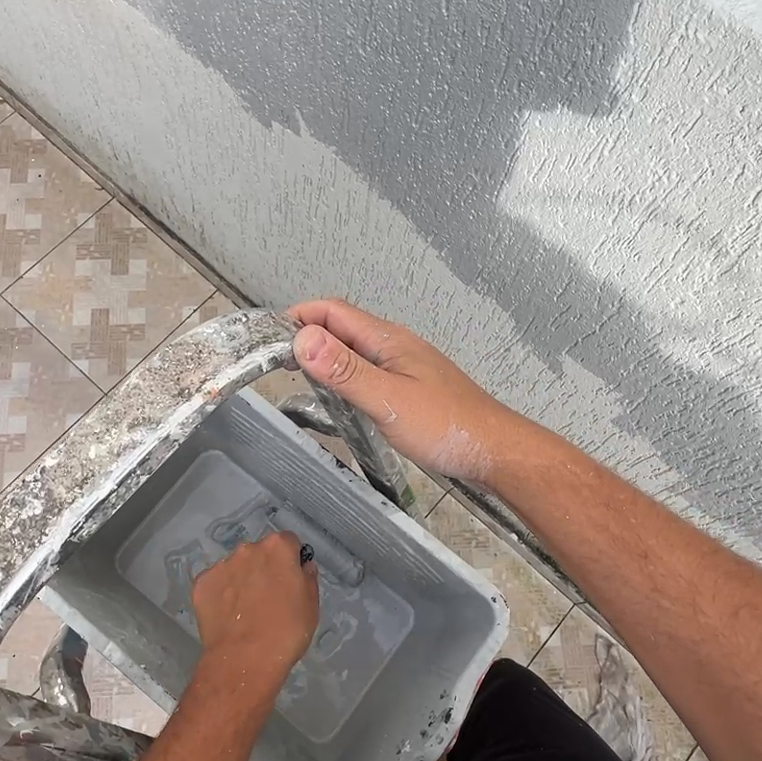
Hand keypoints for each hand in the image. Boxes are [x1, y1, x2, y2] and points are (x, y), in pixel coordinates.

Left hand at [192, 532, 320, 689]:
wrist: (245, 660)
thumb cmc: (286, 632)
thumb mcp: (311, 605)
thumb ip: (308, 578)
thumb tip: (303, 567)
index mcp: (278, 548)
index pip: (288, 542)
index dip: (291, 560)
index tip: (291, 580)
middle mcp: (248, 549)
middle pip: (260, 552)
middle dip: (265, 568)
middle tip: (269, 597)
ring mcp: (221, 565)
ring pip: (236, 567)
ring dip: (242, 580)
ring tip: (245, 611)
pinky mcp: (201, 584)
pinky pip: (216, 583)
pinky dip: (221, 595)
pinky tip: (227, 617)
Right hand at [289, 299, 528, 485]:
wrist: (493, 449)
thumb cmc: (446, 426)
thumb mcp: (387, 399)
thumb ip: (345, 371)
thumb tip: (303, 338)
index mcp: (387, 340)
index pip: (333, 311)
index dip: (298, 317)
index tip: (268, 339)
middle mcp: (393, 345)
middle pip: (341, 325)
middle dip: (305, 334)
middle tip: (274, 359)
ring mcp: (402, 364)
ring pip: (353, 348)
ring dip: (323, 354)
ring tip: (296, 373)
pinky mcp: (407, 385)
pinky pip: (366, 368)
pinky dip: (342, 373)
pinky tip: (335, 393)